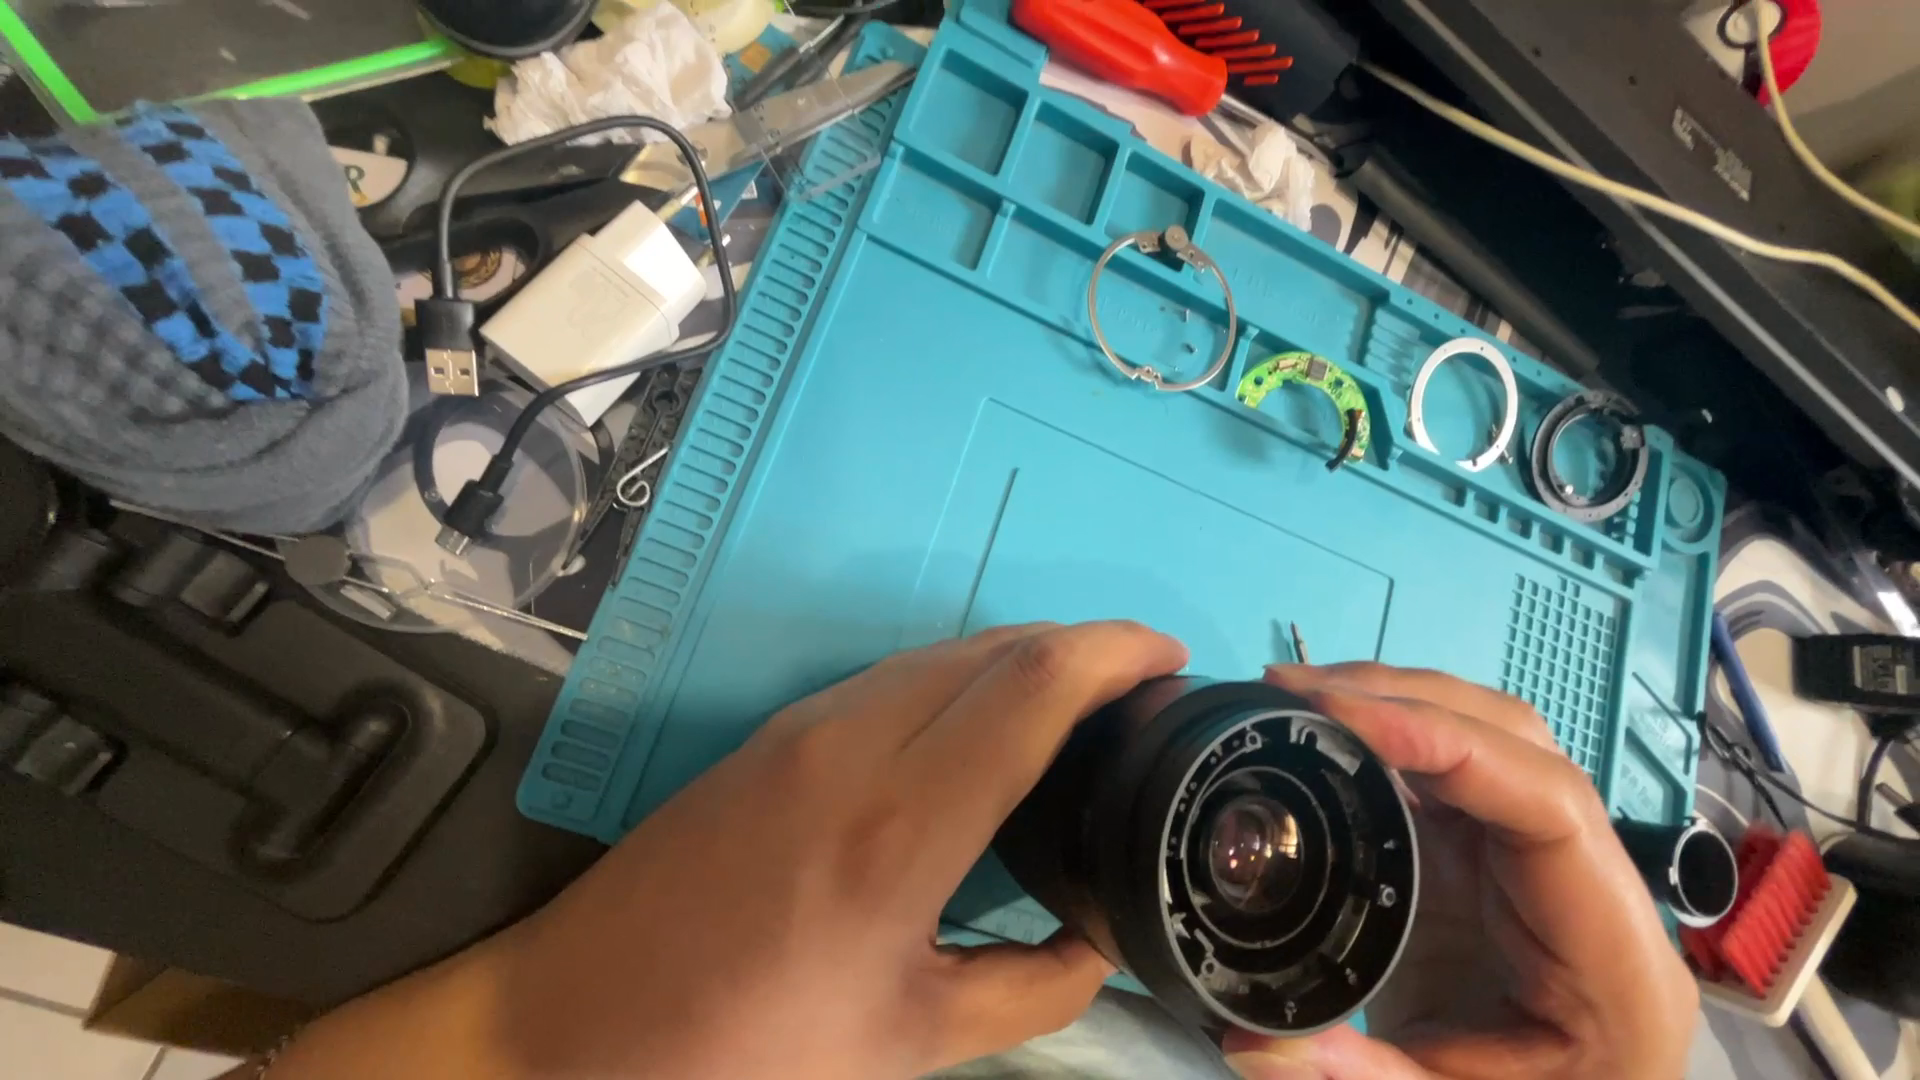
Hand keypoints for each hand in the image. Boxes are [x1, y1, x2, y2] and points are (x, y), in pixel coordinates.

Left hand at [269, 621, 1187, 1079]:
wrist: (572, 1016)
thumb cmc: (743, 1044)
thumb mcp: (906, 1038)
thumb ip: (1029, 989)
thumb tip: (1098, 942)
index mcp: (905, 821)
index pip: (1033, 684)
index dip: (1115, 652)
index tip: (1171, 657)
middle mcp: (861, 738)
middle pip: (999, 645)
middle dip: (1085, 646)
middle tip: (1142, 688)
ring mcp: (815, 718)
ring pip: (950, 649)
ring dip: (1027, 655)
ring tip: (1082, 700)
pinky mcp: (785, 722)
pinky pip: (904, 672)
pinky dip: (970, 675)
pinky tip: (989, 720)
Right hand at [1223, 664, 1696, 1079]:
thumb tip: (1242, 1042)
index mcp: (1606, 941)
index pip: (1544, 801)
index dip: (1441, 741)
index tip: (1332, 713)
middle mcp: (1579, 871)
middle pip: (1512, 737)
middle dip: (1399, 696)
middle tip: (1290, 690)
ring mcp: (1526, 848)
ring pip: (1479, 730)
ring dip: (1388, 695)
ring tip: (1296, 692)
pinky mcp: (1482, 841)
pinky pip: (1438, 758)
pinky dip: (1378, 724)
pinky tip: (1323, 723)